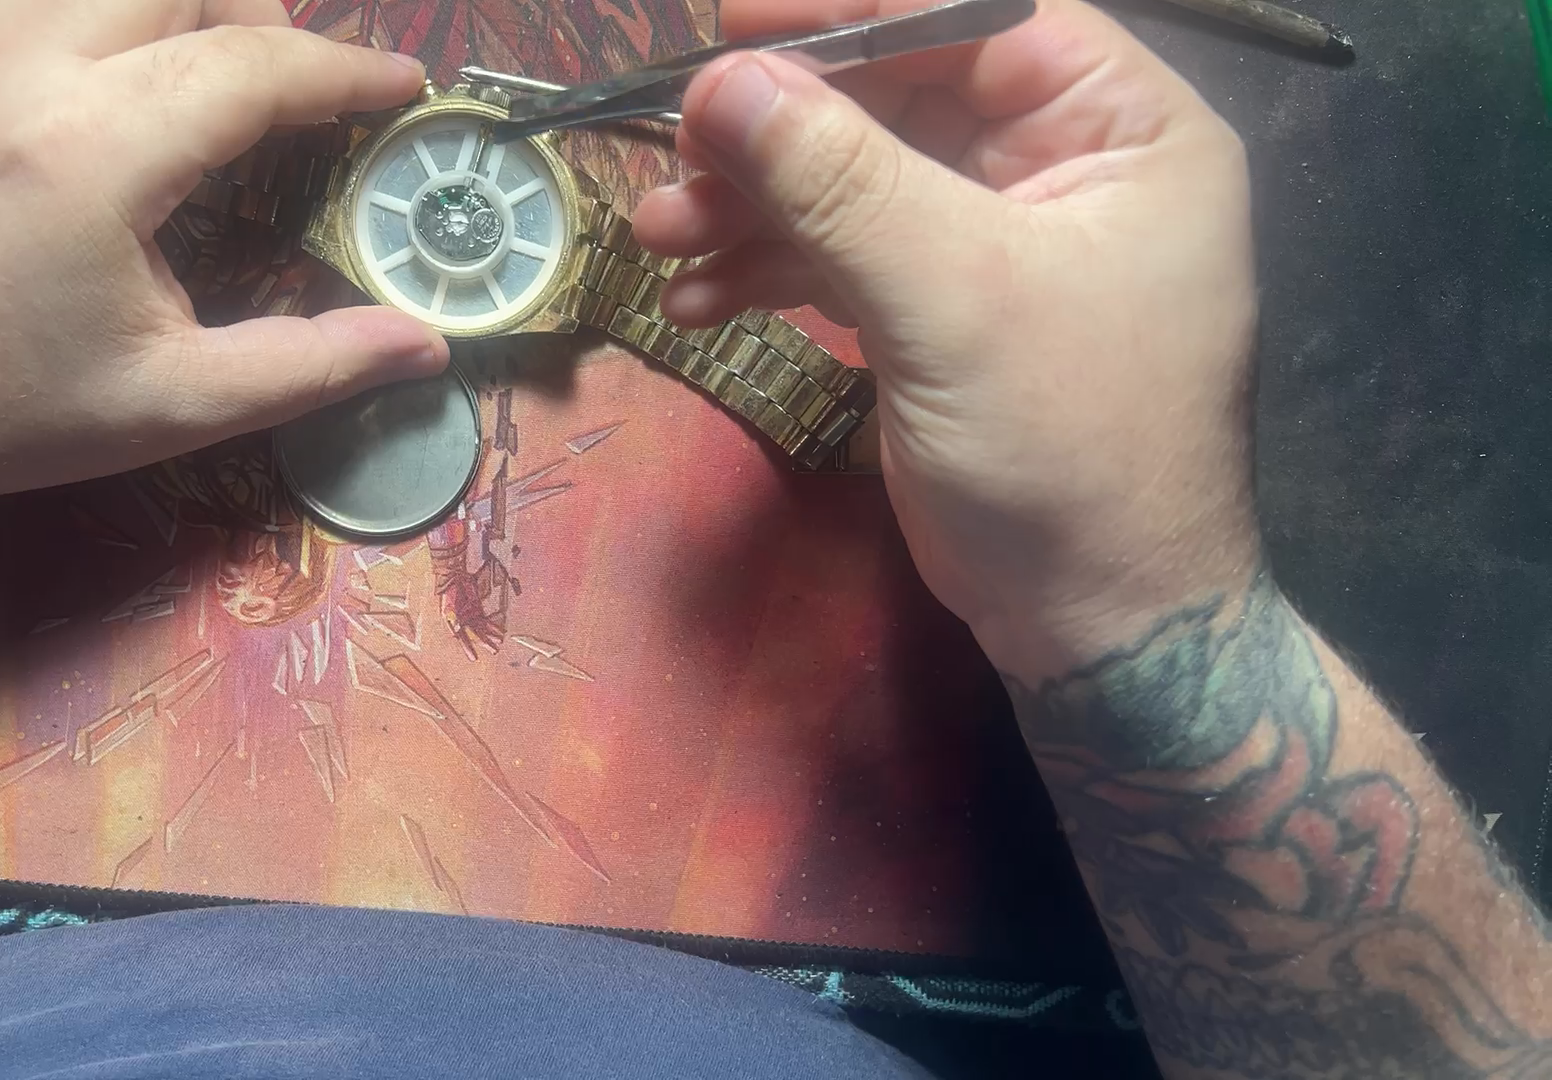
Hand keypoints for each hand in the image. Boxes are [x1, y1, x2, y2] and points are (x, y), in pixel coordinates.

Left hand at [0, 0, 444, 533]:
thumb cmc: (18, 415)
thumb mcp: (188, 404)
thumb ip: (319, 365)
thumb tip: (428, 346)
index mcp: (90, 153)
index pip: (249, 67)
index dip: (345, 70)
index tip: (406, 85)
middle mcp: (11, 63)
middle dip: (268, 16)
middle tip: (309, 91)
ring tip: (228, 67)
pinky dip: (99, 2)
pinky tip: (122, 59)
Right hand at [632, 0, 1259, 671]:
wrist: (1080, 605)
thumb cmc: (1059, 445)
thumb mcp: (952, 299)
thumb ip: (839, 185)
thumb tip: (721, 87)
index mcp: (1110, 130)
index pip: (969, 20)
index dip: (847, 18)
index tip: (729, 28)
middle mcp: (1045, 175)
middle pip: (886, 115)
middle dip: (773, 144)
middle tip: (675, 164)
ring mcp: (974, 254)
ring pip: (843, 201)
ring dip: (747, 220)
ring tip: (659, 240)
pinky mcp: (922, 321)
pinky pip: (831, 273)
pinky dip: (762, 282)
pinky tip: (696, 304)